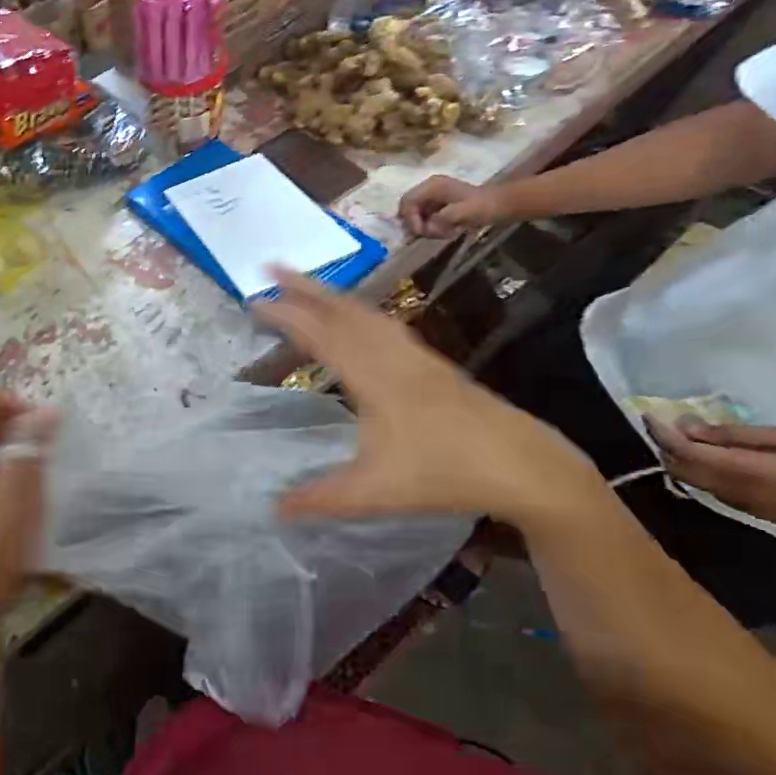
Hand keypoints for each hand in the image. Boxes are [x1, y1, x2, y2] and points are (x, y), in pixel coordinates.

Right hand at [253, 270, 610, 531]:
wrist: (522, 464)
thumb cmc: (445, 473)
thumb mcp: (376, 492)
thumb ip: (322, 497)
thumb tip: (273, 508)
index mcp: (373, 378)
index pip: (320, 335)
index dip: (286, 315)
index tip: (254, 299)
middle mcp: (393, 356)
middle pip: (343, 310)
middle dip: (305, 287)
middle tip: (273, 266)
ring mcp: (417, 356)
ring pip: (367, 313)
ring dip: (333, 295)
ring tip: (308, 285)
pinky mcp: (433, 365)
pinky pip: (387, 324)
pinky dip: (361, 311)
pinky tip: (362, 320)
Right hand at [398, 175, 504, 237]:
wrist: (501, 204)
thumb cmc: (484, 206)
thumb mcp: (464, 212)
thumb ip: (443, 218)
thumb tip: (427, 227)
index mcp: (433, 186)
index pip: (407, 202)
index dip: (410, 219)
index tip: (423, 232)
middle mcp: (429, 188)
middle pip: (408, 209)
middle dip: (417, 224)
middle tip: (433, 234)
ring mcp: (433, 196)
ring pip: (416, 215)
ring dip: (425, 227)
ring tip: (443, 233)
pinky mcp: (438, 205)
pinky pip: (425, 218)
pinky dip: (431, 227)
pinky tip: (445, 231)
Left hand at [647, 420, 775, 539]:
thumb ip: (740, 437)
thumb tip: (692, 428)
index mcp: (746, 475)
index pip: (686, 454)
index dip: (662, 434)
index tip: (648, 414)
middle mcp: (739, 497)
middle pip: (684, 472)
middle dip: (666, 447)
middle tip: (661, 421)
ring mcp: (750, 510)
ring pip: (699, 484)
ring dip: (683, 461)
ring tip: (680, 434)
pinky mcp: (763, 516)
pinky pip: (718, 492)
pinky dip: (703, 472)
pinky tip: (709, 456)